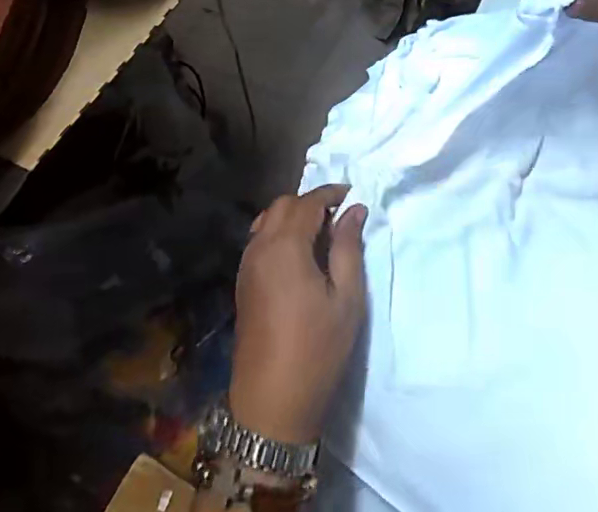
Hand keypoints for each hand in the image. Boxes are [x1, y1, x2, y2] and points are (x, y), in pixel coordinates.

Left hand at [229, 184, 367, 444]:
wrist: (271, 404)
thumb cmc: (317, 348)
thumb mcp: (347, 297)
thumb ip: (348, 247)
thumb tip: (354, 210)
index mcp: (284, 248)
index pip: (307, 202)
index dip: (331, 193)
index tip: (354, 195)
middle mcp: (259, 250)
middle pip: (282, 206)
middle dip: (311, 202)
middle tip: (340, 216)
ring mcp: (246, 269)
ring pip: (267, 222)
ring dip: (294, 217)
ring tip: (323, 235)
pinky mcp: (243, 286)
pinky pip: (260, 242)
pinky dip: (281, 234)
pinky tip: (302, 256)